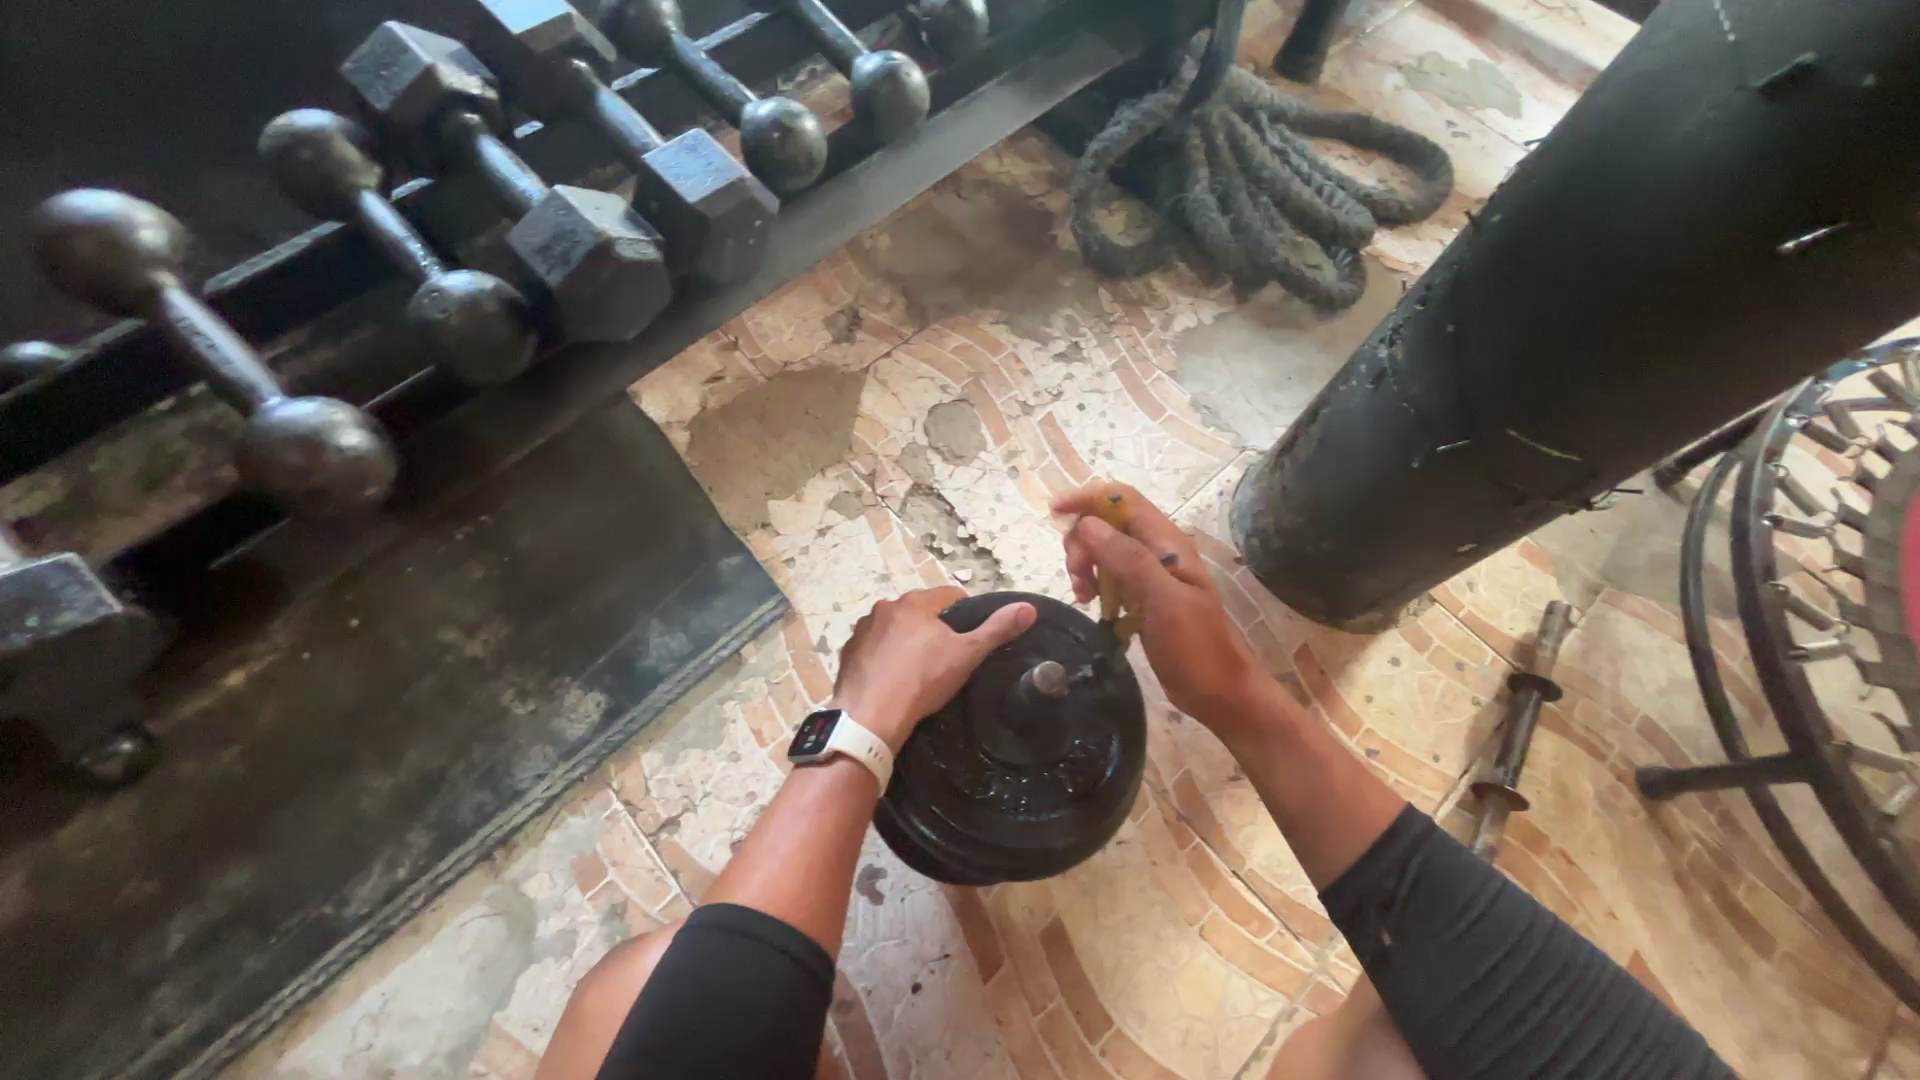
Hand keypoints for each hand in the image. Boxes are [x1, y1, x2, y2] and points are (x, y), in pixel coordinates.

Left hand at [831, 587, 1036, 752]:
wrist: (871, 716)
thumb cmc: (922, 681)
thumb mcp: (967, 655)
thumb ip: (997, 630)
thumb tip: (1029, 608)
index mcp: (915, 603)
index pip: (950, 596)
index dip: (965, 613)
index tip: (970, 636)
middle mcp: (885, 607)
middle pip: (920, 610)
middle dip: (934, 626)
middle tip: (946, 656)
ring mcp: (862, 629)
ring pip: (894, 627)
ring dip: (906, 639)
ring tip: (917, 670)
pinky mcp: (848, 652)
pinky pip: (873, 647)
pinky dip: (883, 656)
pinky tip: (891, 678)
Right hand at [1055, 483, 1269, 727]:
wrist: (1219, 692)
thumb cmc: (1196, 648)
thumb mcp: (1162, 601)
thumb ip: (1128, 559)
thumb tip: (1087, 524)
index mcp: (1167, 542)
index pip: (1122, 499)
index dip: (1088, 498)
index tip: (1054, 512)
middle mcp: (1157, 551)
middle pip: (1107, 523)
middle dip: (1082, 540)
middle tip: (1077, 576)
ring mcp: (1149, 575)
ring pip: (1104, 549)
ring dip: (1084, 564)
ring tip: (1083, 595)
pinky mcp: (1142, 597)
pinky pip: (1109, 576)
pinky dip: (1093, 583)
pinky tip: (1090, 604)